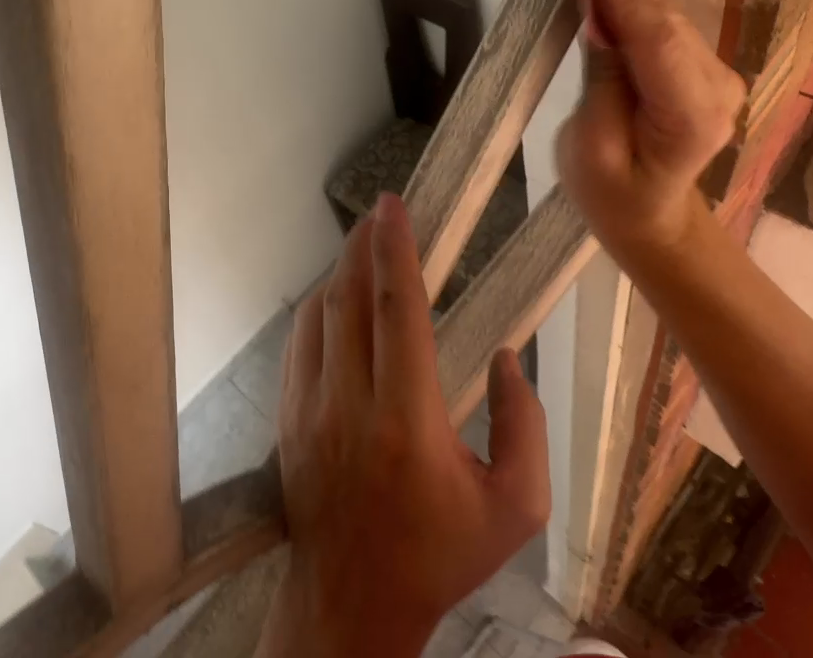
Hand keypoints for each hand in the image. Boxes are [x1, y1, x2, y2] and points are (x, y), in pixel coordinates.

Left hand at [261, 193, 549, 657]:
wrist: (354, 604)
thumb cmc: (441, 555)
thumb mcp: (517, 507)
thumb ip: (524, 425)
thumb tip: (504, 358)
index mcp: (407, 423)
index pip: (397, 313)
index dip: (396, 252)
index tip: (394, 208)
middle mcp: (349, 407)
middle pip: (349, 301)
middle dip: (364, 246)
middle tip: (382, 211)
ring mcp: (308, 413)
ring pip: (318, 318)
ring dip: (341, 275)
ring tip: (364, 247)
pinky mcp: (288, 424)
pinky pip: (299, 347)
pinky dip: (318, 310)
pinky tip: (337, 298)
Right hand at [557, 0, 744, 265]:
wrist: (650, 216)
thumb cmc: (613, 197)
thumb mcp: (592, 152)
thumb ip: (603, 83)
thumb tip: (600, 18)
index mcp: (692, 115)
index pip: (652, 39)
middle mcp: (712, 81)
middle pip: (662, 6)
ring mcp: (707, 64)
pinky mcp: (691, 55)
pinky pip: (659, 8)